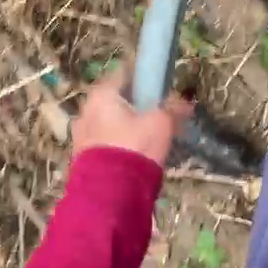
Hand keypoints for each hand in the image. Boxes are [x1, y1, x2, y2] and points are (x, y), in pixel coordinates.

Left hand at [71, 69, 192, 164]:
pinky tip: (137, 155)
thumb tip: (186, 101)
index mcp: (102, 94)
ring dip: (128, 127)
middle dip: (137, 106)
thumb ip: (173, 109)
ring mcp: (81, 135)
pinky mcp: (83, 158)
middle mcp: (86, 110)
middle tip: (159, 115)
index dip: (144, 77)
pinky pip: (106, 142)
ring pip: (110, 122)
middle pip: (117, 100)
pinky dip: (121, 144)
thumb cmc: (135, 147)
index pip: (124, 73)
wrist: (110, 194)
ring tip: (151, 139)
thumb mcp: (162, 123)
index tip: (161, 87)